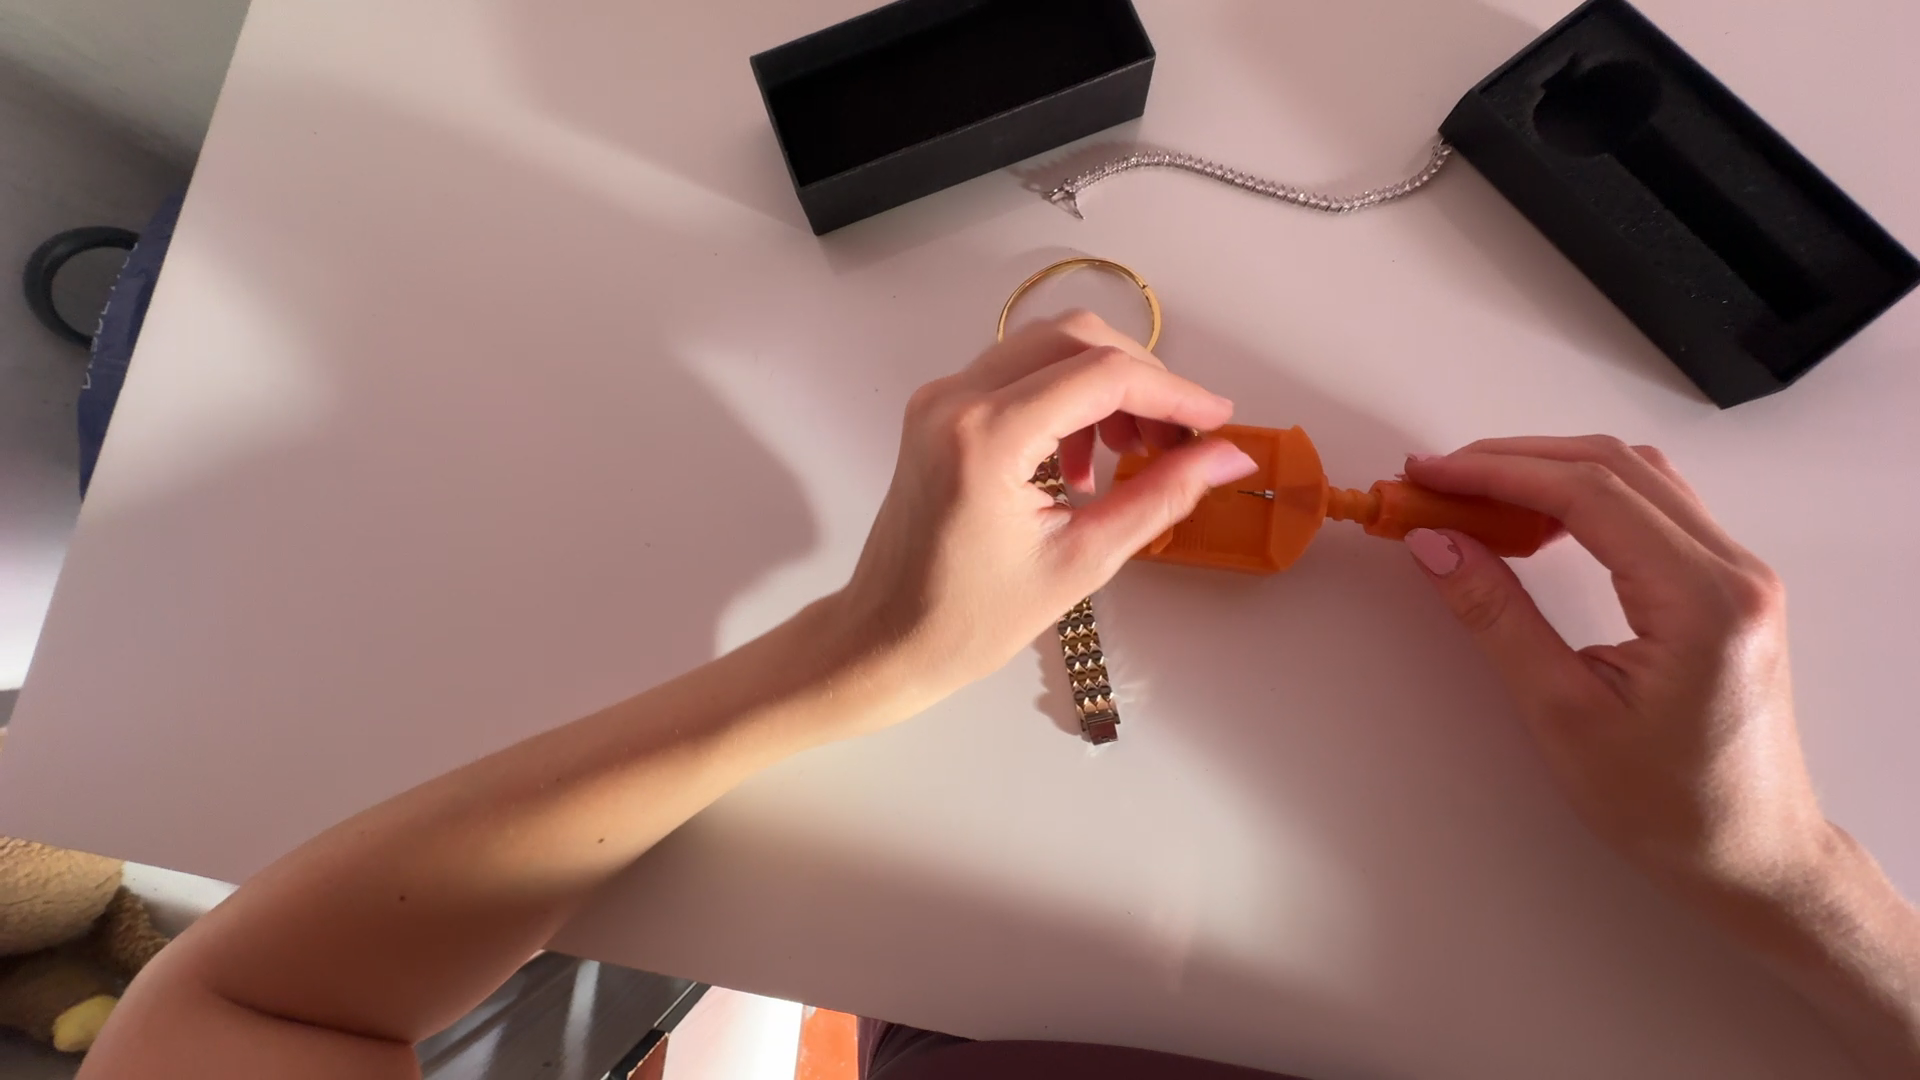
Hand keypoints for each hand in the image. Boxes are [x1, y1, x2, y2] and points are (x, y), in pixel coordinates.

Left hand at [833, 312, 1257, 723]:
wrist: (887, 636)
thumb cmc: (973, 619)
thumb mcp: (1081, 561)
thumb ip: (1160, 496)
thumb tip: (1229, 455)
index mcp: (986, 436)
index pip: (1101, 375)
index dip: (1172, 393)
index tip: (1216, 422)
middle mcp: (954, 397)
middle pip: (1073, 338)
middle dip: (1139, 380)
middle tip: (1175, 441)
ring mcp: (938, 399)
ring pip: (1044, 349)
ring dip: (1101, 388)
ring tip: (1128, 457)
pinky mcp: (936, 411)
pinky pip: (1015, 376)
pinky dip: (1062, 401)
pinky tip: (1080, 464)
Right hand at [1405, 437, 1919, 1076]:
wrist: (1749, 850)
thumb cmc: (1660, 796)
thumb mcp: (1557, 707)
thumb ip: (1493, 612)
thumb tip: (1434, 542)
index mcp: (1700, 597)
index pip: (1587, 493)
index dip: (1494, 471)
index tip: (1426, 474)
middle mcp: (1731, 567)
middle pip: (1611, 466)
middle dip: (1509, 459)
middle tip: (1433, 477)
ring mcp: (1732, 570)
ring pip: (1631, 475)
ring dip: (1541, 469)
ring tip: (1469, 492)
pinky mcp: (1718, 582)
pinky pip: (1644, 504)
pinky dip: (1574, 494)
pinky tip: (1529, 520)